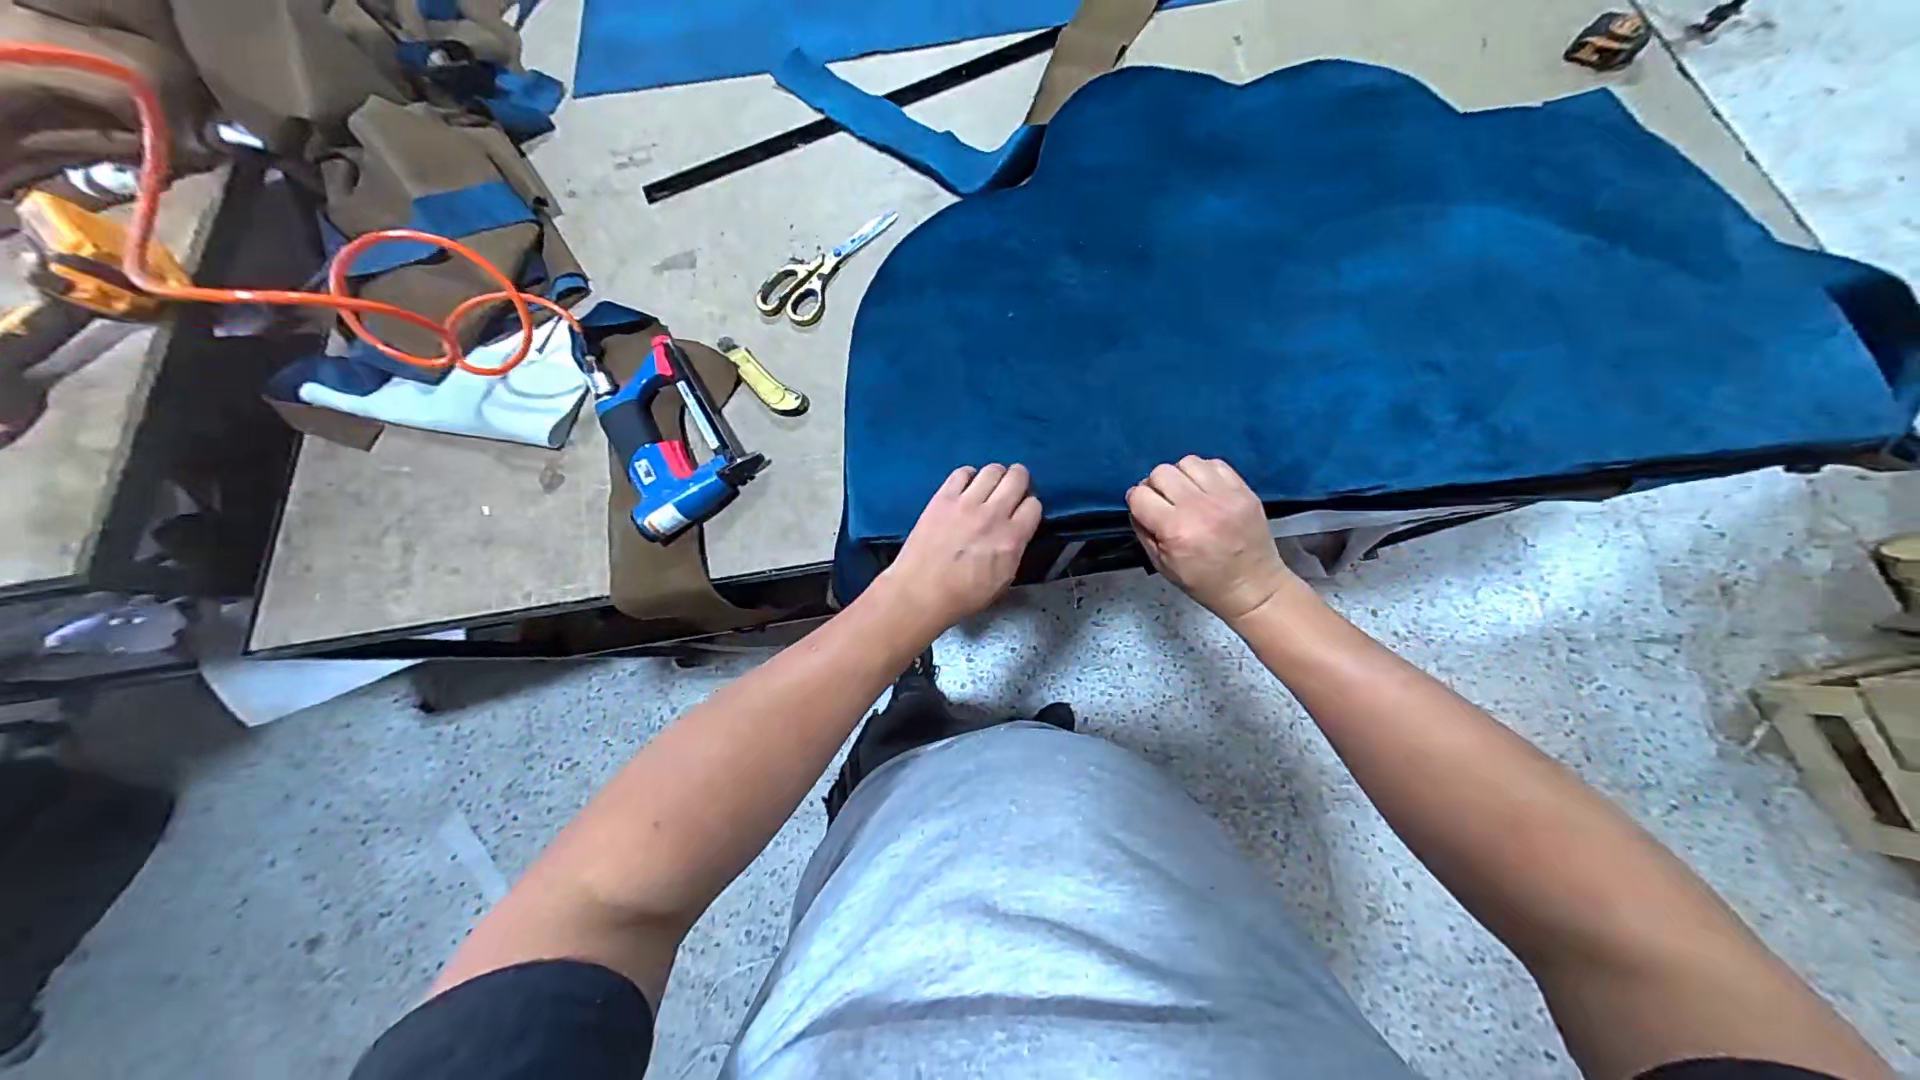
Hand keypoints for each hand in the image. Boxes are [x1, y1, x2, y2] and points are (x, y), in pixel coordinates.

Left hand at [878, 464, 1042, 628]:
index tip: (1021, 512)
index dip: (1029, 507)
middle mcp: (993, 514)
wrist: (921, 593)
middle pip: (1017, 477)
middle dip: (1018, 480)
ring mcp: (966, 503)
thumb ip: (1014, 550)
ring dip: (995, 476)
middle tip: (1011, 488)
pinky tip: (965, 488)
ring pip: (992, 470)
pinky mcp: (943, 498)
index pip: (1033, 505)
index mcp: (1012, 538)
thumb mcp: (1003, 580)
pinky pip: (962, 472)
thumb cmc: (963, 595)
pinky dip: (968, 476)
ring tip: (988, 487)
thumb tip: (1015, 533)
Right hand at [1127, 456, 1298, 622]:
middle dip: (1156, 486)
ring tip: (1187, 494)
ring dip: (1180, 476)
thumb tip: (1137, 507)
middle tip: (1165, 503)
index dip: (1136, 502)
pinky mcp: (1243, 490)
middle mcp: (1199, 507)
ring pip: (1187, 462)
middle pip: (1161, 472)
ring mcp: (1224, 496)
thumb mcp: (1161, 565)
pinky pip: (1215, 463)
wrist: (1252, 586)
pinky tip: (1206, 490)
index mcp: (1175, 530)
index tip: (1144, 511)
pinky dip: (1204, 473)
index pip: (1139, 495)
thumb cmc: (1203, 582)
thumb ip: (1143, 532)